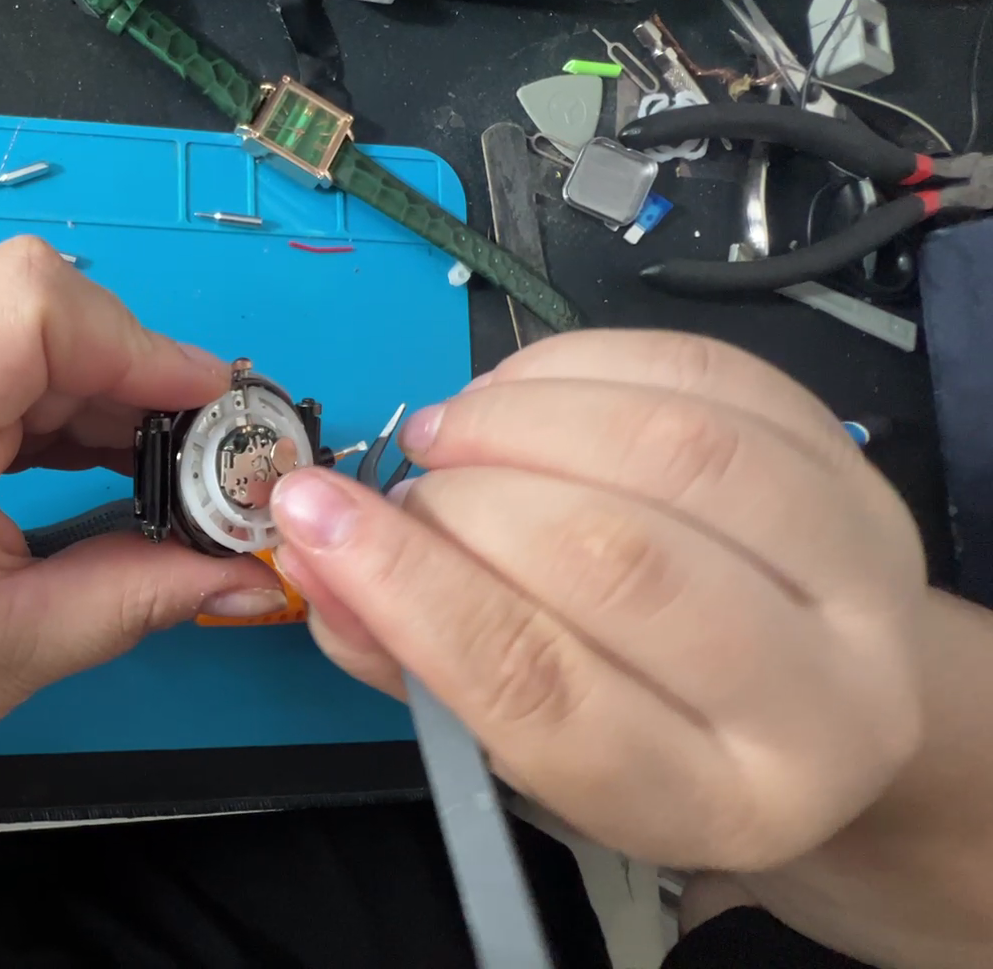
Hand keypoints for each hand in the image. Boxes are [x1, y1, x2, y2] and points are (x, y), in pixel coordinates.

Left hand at [0, 237, 283, 818]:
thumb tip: (249, 576)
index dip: (136, 343)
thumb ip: (140, 594)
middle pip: (26, 309)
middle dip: (130, 373)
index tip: (211, 408)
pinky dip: (48, 410)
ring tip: (159, 465)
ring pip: (9, 336)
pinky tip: (95, 459)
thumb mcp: (10, 648)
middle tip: (199, 454)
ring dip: (95, 393)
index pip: (27, 305)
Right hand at [269, 330, 923, 871]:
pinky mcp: (852, 465)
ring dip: (510, 421)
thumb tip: (303, 547)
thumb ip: (383, 640)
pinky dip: (568, 366)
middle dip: (459, 502)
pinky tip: (507, 396)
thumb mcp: (481, 719)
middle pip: (611, 559)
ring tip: (443, 435)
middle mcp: (811, 696)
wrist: (790, 691)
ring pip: (669, 450)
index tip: (311, 507)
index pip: (535, 682)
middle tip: (404, 491)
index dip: (405, 582)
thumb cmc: (604, 714)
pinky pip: (703, 375)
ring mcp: (857, 570)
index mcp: (694, 792)